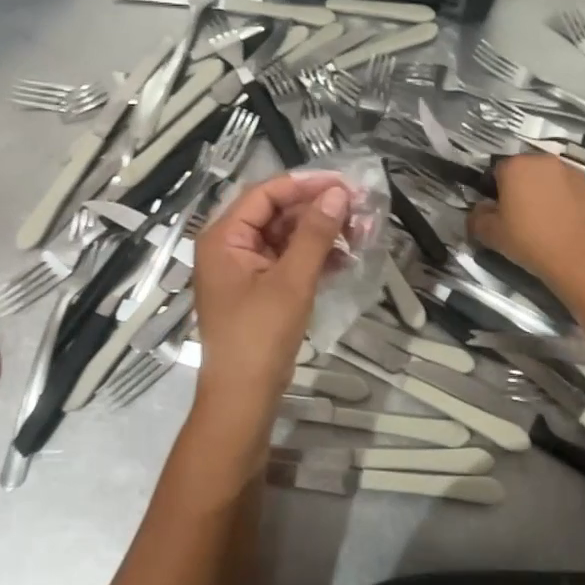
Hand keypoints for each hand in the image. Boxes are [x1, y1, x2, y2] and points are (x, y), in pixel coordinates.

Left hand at [191, 172, 350, 414]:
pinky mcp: (259, 291)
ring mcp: (244, 271)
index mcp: (223, 238)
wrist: (242, 401)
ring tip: (360, 232)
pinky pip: (288, 261)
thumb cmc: (259, 336)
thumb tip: (338, 194)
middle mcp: (229, 247)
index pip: (265, 194)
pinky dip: (315, 257)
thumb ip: (315, 234)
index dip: (305, 185)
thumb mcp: (291, 281)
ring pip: (286, 237)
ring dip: (321, 233)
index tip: (344, 184)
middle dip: (318, 210)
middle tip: (359, 208)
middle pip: (276, 213)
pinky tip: (346, 258)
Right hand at [467, 154, 584, 286]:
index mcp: (515, 166)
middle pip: (524, 170)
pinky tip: (564, 220)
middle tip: (520, 214)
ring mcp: (569, 170)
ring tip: (544, 218)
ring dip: (543, 190)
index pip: (496, 171)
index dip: (494, 191)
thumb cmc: (529, 240)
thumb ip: (476, 217)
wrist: (577, 256)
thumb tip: (479, 210)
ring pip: (548, 177)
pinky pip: (568, 187)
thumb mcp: (491, 234)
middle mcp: (542, 160)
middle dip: (520, 187)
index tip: (498, 211)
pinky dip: (564, 198)